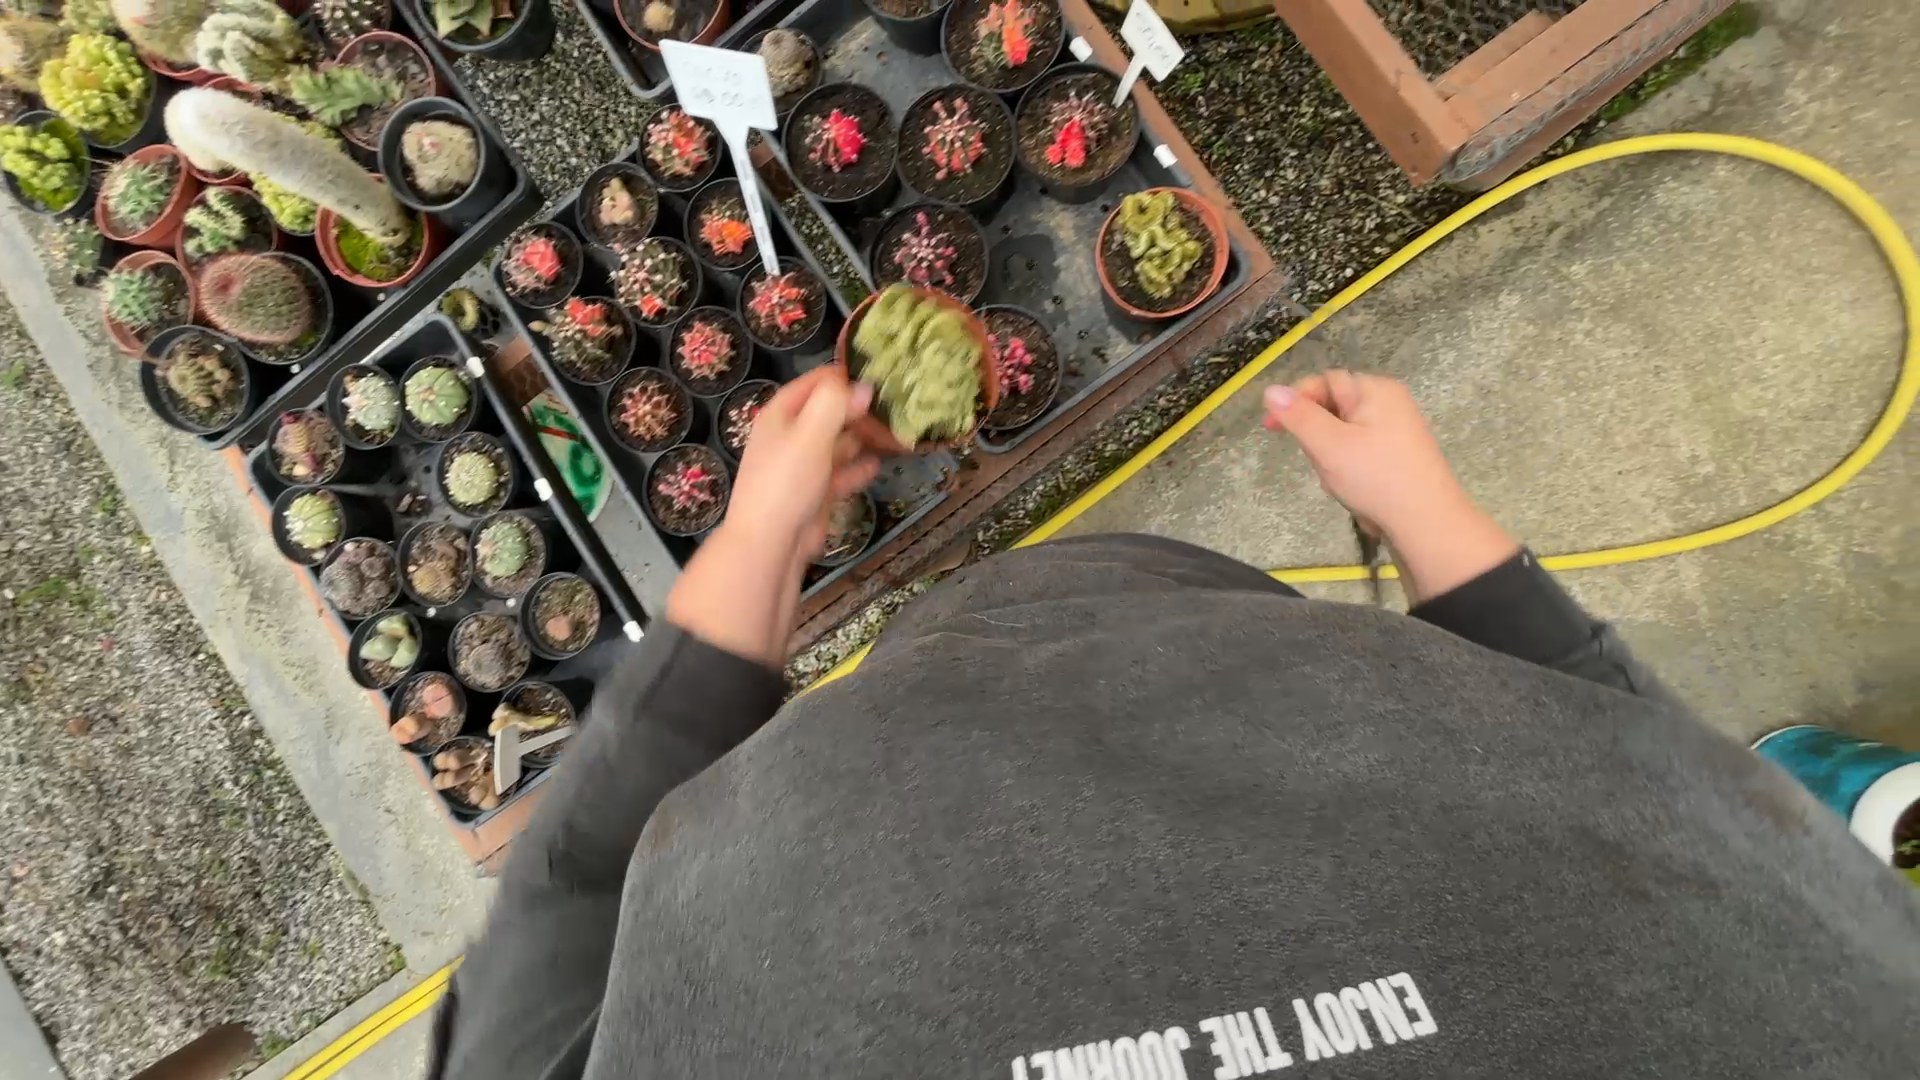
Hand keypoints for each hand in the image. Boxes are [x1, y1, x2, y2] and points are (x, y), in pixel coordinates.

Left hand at [727, 367, 881, 561]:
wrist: (770, 543)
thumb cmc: (787, 482)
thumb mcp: (810, 434)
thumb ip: (835, 405)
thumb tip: (863, 387)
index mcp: (780, 416)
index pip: (812, 383)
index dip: (841, 377)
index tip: (875, 377)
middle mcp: (789, 437)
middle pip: (826, 414)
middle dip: (856, 410)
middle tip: (890, 408)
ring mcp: (801, 467)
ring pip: (835, 444)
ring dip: (860, 439)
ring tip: (890, 435)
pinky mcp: (814, 494)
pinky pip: (839, 474)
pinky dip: (856, 468)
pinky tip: (876, 466)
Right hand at [1262, 370, 1515, 602]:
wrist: (1423, 521)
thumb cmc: (1374, 477)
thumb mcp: (1328, 444)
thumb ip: (1297, 415)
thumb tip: (1270, 389)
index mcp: (1375, 390)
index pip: (1324, 381)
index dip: (1296, 400)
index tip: (1271, 428)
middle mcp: (1387, 402)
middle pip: (1331, 405)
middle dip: (1314, 431)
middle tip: (1315, 457)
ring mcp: (1393, 427)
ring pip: (1339, 430)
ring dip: (1326, 451)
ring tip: (1335, 475)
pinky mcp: (1393, 451)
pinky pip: (1354, 447)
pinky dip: (1342, 462)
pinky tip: (1347, 482)